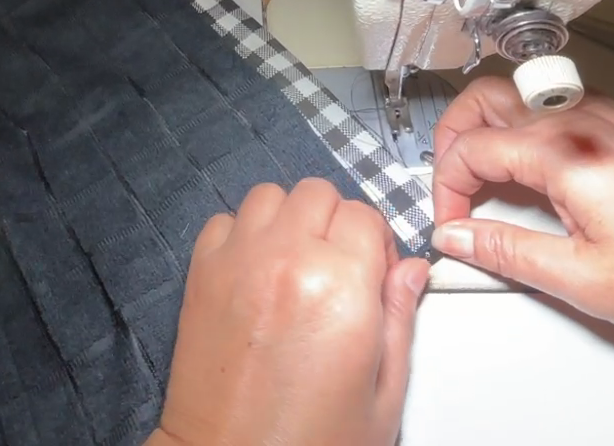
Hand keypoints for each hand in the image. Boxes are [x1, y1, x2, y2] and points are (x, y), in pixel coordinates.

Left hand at [152, 179, 430, 445]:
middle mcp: (286, 258)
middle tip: (336, 266)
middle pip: (318, 193)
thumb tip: (411, 269)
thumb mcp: (382, 396)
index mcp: (340, 287)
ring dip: (287, 219)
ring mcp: (239, 258)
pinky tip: (254, 270)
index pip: (365, 215)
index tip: (373, 270)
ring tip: (294, 263)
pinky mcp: (202, 268)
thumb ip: (401, 319)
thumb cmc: (308, 444)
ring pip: (270, 195)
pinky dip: (242, 233)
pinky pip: (225, 219)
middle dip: (334, 222)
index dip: (376, 242)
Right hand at [429, 78, 613, 363]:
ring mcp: (607, 117)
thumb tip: (455, 237)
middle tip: (450, 186)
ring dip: (484, 127)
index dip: (446, 189)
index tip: (451, 227)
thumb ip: (506, 252)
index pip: (471, 149)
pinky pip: (552, 109)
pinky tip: (532, 172)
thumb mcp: (587, 282)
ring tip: (482, 178)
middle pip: (483, 98)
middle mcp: (581, 119)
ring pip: (517, 96)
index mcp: (563, 151)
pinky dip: (521, 128)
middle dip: (451, 136)